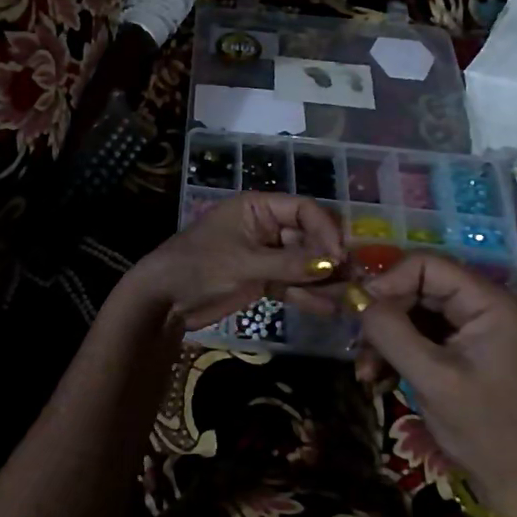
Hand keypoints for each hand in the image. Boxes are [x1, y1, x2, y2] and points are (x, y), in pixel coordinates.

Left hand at [125, 193, 345, 328]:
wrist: (163, 299)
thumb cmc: (198, 267)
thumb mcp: (244, 263)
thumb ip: (288, 264)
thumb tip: (331, 264)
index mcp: (255, 208)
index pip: (303, 209)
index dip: (325, 230)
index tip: (338, 256)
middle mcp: (263, 227)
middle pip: (307, 237)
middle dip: (328, 258)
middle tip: (353, 279)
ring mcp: (262, 254)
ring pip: (301, 263)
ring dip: (321, 280)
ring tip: (348, 298)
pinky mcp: (259, 280)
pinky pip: (289, 283)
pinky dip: (305, 295)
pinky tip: (328, 308)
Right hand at [354, 253, 516, 516]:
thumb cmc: (482, 427)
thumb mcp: (431, 377)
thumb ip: (392, 332)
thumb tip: (356, 299)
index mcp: (492, 305)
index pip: (427, 266)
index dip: (387, 281)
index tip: (357, 312)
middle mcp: (486, 308)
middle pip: (417, 289)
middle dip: (383, 317)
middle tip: (359, 351)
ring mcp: (476, 331)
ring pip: (413, 314)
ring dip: (384, 340)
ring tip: (367, 374)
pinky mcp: (465, 352)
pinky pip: (421, 337)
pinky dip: (397, 354)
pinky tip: (381, 380)